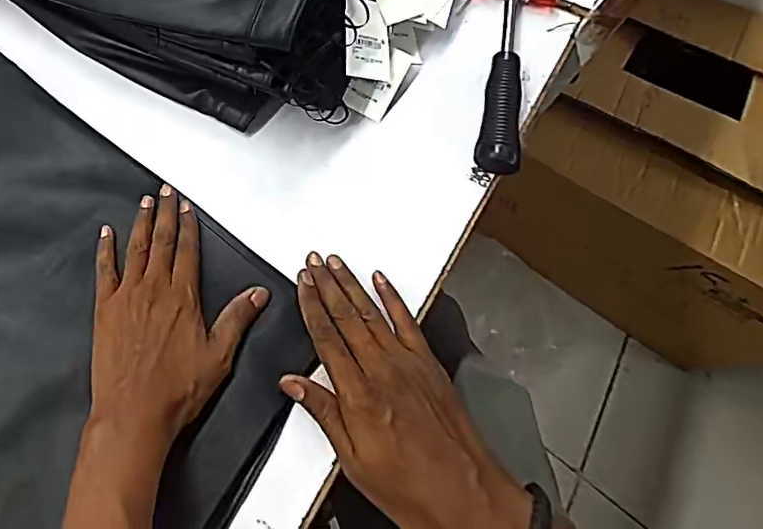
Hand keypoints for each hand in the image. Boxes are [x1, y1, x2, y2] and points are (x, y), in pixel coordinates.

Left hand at [91, 186, 268, 443]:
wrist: (134, 413)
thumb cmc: (176, 390)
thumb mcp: (219, 356)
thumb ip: (237, 319)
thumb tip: (258, 294)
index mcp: (182, 297)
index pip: (187, 249)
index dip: (187, 224)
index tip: (185, 206)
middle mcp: (154, 288)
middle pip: (162, 240)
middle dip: (164, 212)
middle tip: (164, 191)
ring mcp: (128, 295)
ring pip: (136, 247)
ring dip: (141, 222)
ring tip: (144, 202)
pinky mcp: (105, 308)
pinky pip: (105, 269)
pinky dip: (105, 248)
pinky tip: (105, 233)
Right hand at [284, 254, 535, 528]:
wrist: (469, 502)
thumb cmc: (414, 490)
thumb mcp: (354, 462)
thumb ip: (322, 413)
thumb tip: (293, 384)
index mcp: (360, 396)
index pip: (326, 336)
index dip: (311, 304)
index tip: (302, 283)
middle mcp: (383, 372)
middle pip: (346, 316)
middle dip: (326, 284)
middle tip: (313, 261)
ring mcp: (408, 364)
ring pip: (372, 312)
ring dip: (351, 283)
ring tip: (335, 263)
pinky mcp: (429, 364)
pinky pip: (407, 321)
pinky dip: (392, 297)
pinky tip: (380, 280)